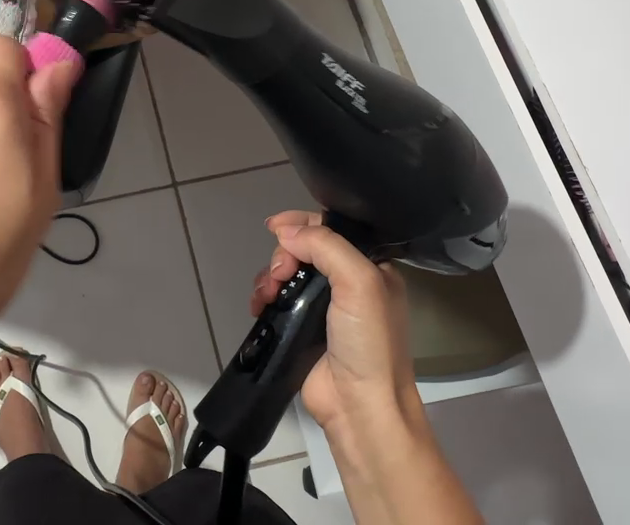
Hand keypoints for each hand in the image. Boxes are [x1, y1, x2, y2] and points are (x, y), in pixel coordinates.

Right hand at [249, 212, 422, 441]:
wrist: (359, 406)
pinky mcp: (301, 328)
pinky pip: (276, 299)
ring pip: (286, 272)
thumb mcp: (360, 282)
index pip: (333, 230)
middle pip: (304, 248)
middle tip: (280, 273)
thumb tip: (285, 231)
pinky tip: (258, 305)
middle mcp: (347, 284)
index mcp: (371, 269)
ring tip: (266, 293)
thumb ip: (325, 246)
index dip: (302, 223)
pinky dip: (263, 296)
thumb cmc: (368, 342)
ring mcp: (322, 308)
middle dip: (283, 253)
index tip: (275, 227)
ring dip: (269, 275)